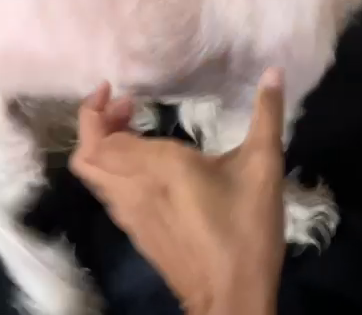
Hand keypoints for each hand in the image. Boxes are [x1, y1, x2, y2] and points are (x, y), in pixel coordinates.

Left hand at [71, 71, 287, 314]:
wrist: (234, 299)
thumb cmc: (245, 228)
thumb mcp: (263, 165)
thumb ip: (267, 113)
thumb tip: (274, 70)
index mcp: (158, 168)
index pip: (100, 140)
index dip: (95, 113)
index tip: (116, 91)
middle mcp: (135, 190)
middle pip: (87, 158)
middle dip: (95, 124)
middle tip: (126, 104)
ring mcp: (133, 217)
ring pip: (95, 179)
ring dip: (103, 147)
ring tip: (134, 125)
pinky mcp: (139, 235)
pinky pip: (109, 195)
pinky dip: (113, 170)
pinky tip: (146, 164)